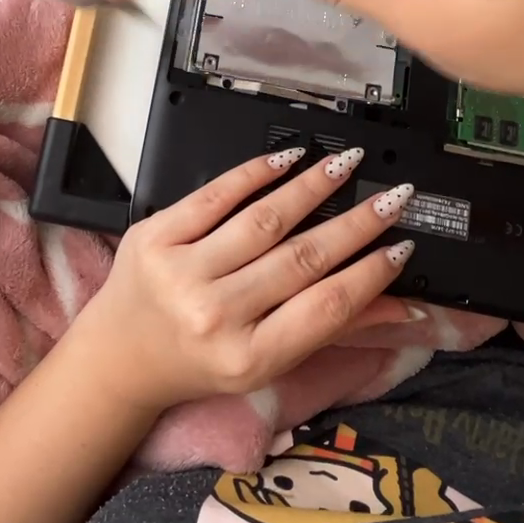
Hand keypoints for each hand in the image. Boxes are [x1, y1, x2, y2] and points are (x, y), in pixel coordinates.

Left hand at [68, 148, 418, 412]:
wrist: (120, 354)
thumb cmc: (197, 362)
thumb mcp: (265, 363)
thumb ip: (329, 329)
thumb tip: (403, 304)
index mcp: (247, 358)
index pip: (324, 309)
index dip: (370, 275)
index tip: (401, 245)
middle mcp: (214, 315)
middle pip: (300, 259)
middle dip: (355, 223)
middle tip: (391, 196)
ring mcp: (180, 271)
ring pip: (262, 221)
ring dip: (311, 188)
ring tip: (345, 165)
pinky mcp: (155, 234)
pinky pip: (214, 195)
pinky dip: (254, 172)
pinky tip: (288, 158)